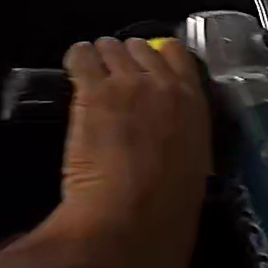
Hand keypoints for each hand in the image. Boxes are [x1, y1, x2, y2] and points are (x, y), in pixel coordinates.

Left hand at [37, 37, 211, 267]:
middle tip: (110, 81)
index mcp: (195, 104)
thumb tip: (162, 129)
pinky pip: (81, 56)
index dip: (154, 58)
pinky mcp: (93, 89)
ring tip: (89, 78)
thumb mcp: (189, 165)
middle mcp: (163, 85)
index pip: (178, 53)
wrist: (129, 221)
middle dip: (123, 59)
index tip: (141, 71)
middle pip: (138, 48)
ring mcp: (127, 83)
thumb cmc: (163, 211)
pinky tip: (73, 70)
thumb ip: (179, 134)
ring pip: (109, 47)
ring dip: (98, 60)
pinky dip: (76, 59)